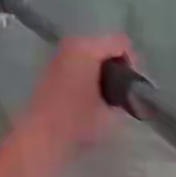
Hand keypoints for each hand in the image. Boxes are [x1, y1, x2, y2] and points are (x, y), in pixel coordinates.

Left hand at [19, 34, 135, 146]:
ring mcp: (60, 52)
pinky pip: (78, 58)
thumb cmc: (77, 121)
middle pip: (105, 44)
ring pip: (91, 51)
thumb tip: (127, 91)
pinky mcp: (52, 64)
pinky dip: (89, 69)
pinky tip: (93, 91)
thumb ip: (123, 96)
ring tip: (110, 92)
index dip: (133, 61)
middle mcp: (72, 43)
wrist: (40, 134)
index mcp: (87, 48)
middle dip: (117, 63)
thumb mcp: (110, 113)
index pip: (120, 42)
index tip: (135, 84)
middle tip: (125, 88)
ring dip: (102, 67)